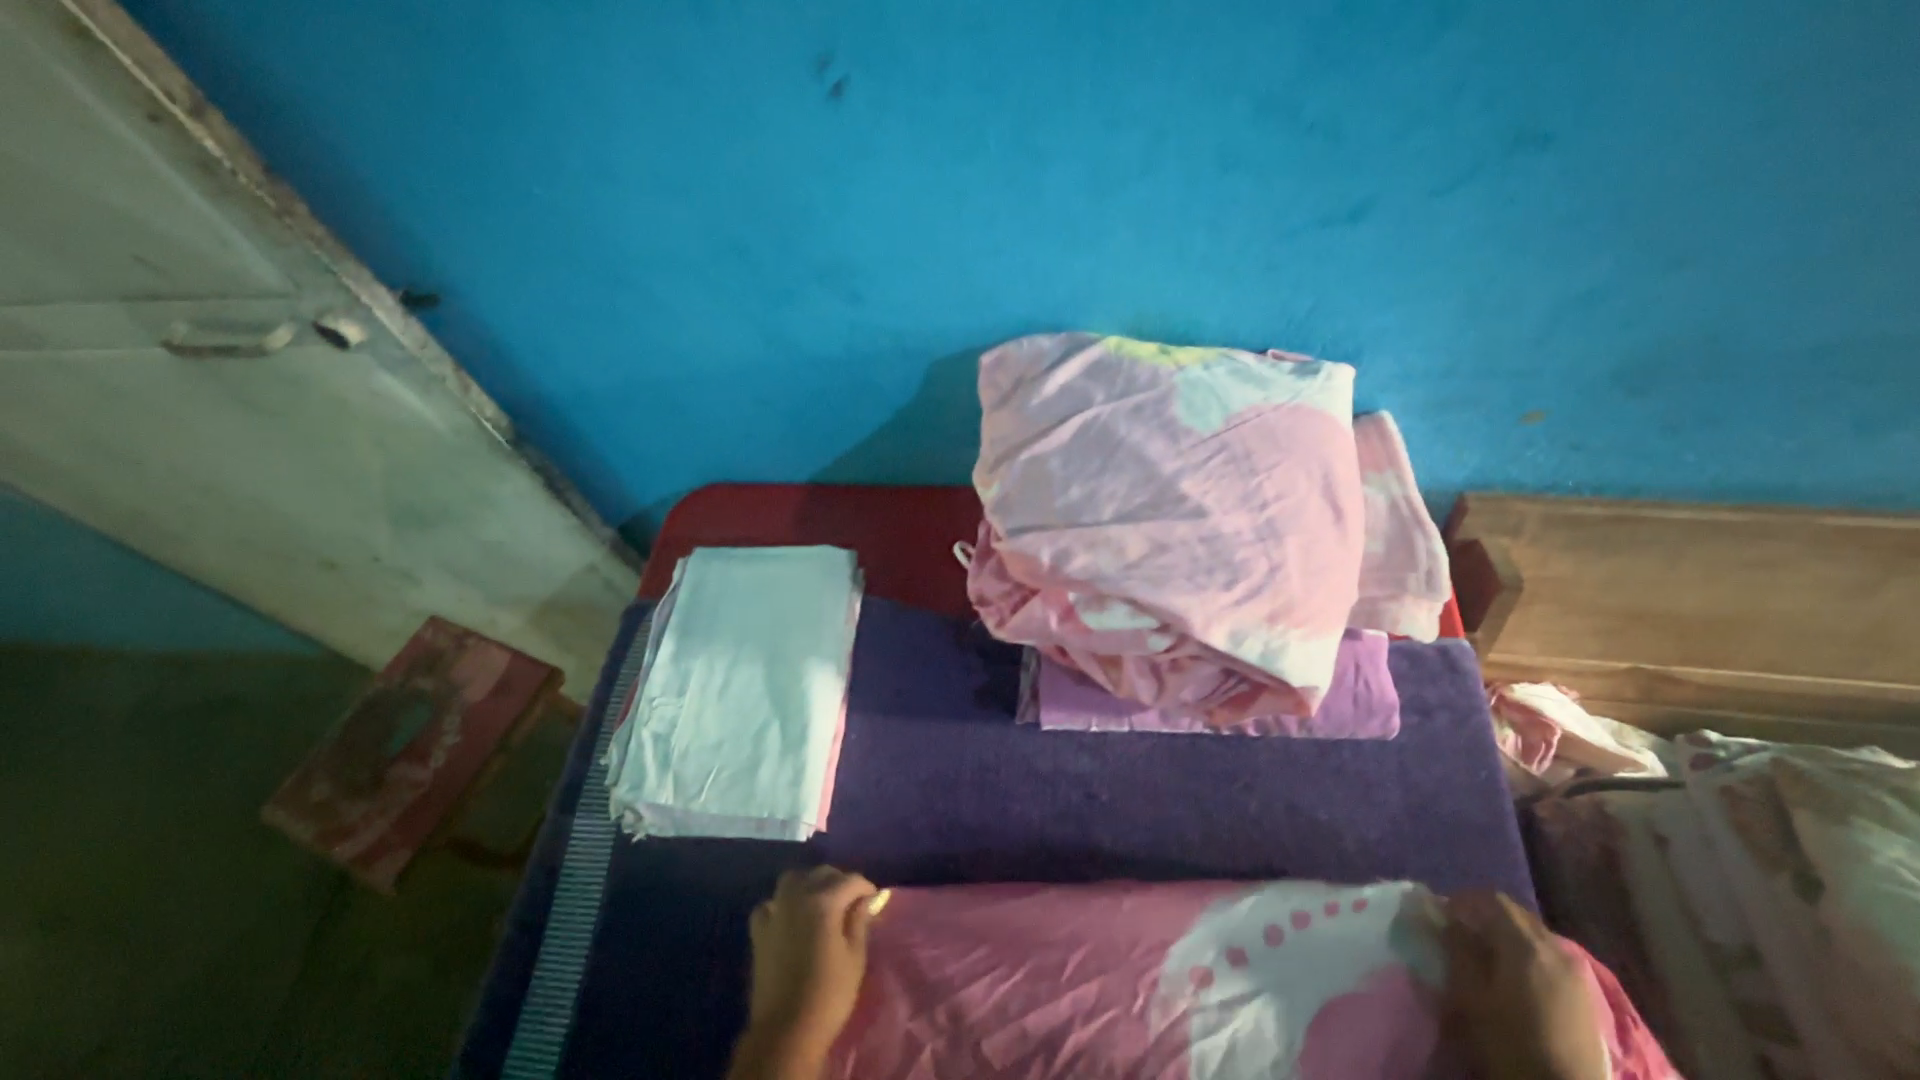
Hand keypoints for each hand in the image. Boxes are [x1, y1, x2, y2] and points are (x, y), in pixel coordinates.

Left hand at [729, 866, 887, 1079]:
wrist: (786, 1029)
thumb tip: (864, 900)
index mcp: (823, 902)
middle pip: (821, 874)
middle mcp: (796, 897)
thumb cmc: (829, 994)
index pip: (850, 880)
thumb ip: (859, 922)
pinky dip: (781, 904)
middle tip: (852, 901)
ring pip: (792, 880)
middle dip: (839, 881)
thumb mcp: (855, 957)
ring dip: (809, 883)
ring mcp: (774, 912)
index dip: (866, 887)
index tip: (874, 899)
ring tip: (821, 901)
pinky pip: (770, 904)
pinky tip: (790, 918)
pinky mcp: (758, 931)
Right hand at [1439, 890, 1608, 1079]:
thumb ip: (1455, 949)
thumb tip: (1441, 915)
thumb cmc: (1509, 1045)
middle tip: (1457, 937)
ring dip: (1505, 936)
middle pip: (1515, 914)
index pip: (1491, 899)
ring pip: (1533, 935)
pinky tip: (1512, 981)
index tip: (1440, 917)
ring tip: (1483, 960)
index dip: (1461, 901)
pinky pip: (1548, 956)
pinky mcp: (1584, 994)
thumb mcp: (1469, 997)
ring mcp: (1576, 971)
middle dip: (1483, 916)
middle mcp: (1556, 948)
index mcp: (1526, 945)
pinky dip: (1525, 955)